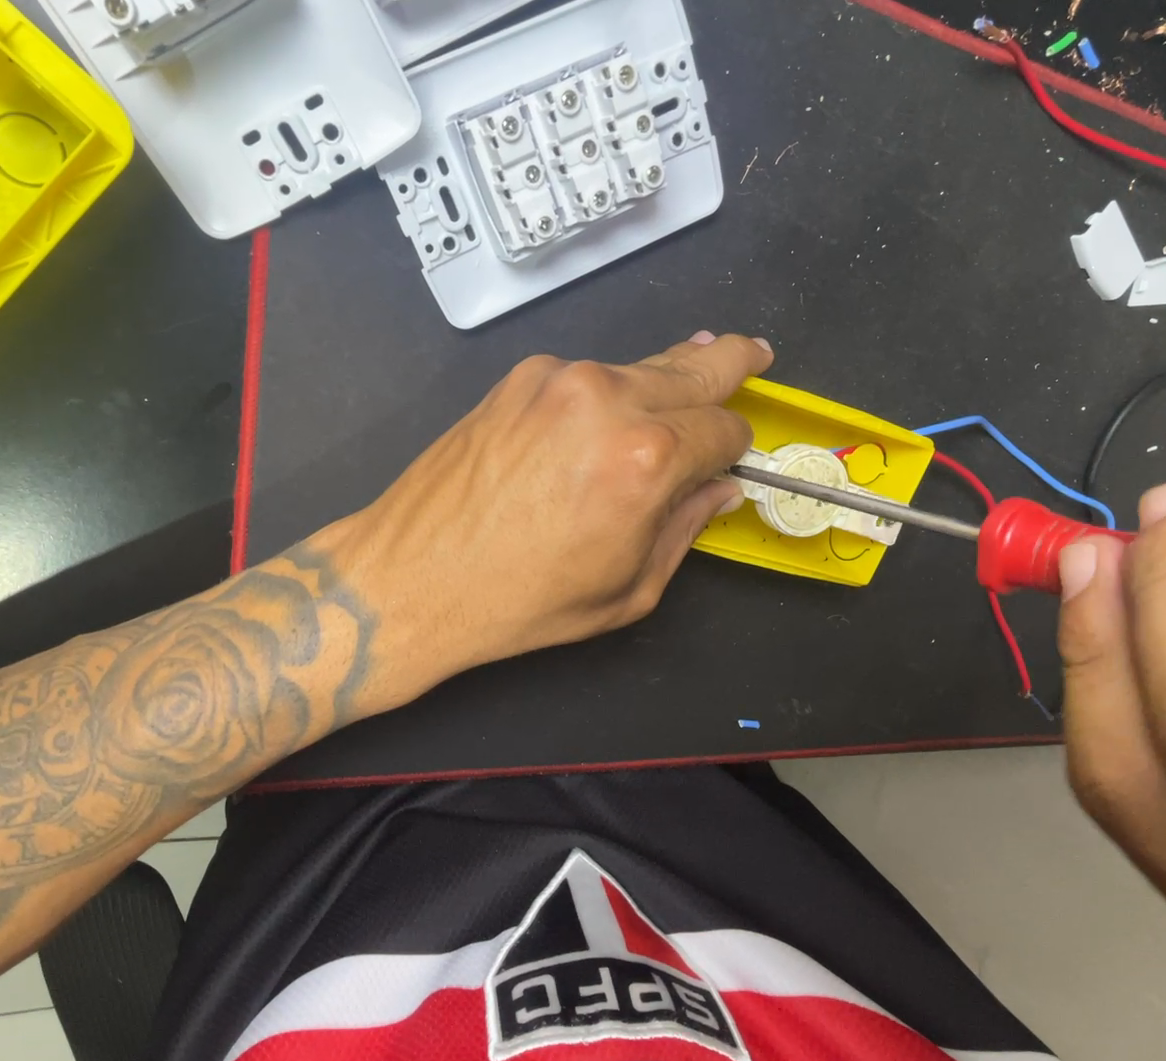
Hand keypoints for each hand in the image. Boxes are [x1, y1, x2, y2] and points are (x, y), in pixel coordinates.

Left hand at [317, 331, 771, 710]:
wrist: (413, 576)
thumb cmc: (524, 602)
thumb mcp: (628, 588)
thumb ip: (685, 527)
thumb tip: (719, 488)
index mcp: (648, 458)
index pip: (726, 428)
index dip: (736, 447)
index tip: (731, 459)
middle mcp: (608, 398)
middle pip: (694, 367)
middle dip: (729, 363)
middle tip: (753, 353)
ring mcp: (558, 378)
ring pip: (638, 367)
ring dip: (664, 380)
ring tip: (679, 388)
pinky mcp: (519, 376)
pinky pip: (585, 378)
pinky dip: (604, 394)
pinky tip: (596, 423)